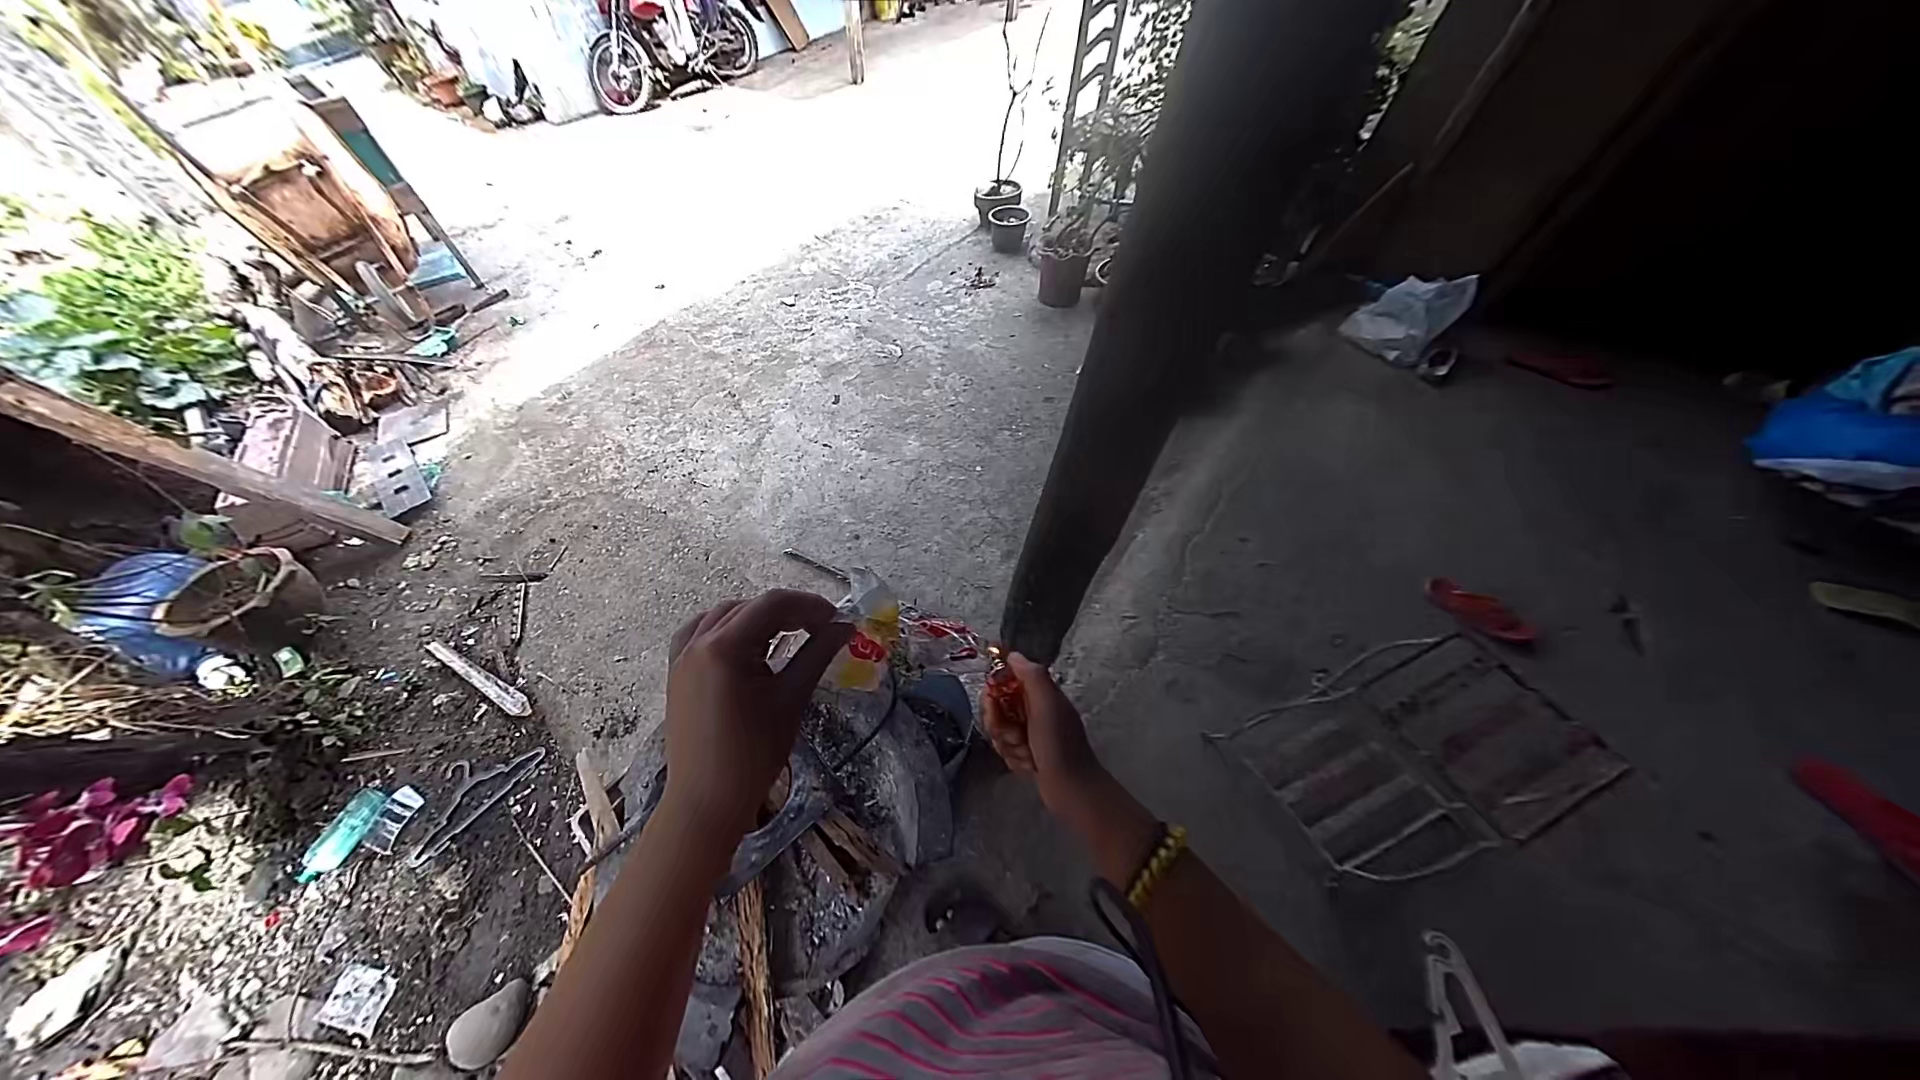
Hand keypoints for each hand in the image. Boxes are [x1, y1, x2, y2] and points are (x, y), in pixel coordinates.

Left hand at [662, 590, 851, 838]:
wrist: (707, 801)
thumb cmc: (754, 754)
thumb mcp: (792, 698)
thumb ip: (818, 654)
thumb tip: (845, 627)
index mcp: (725, 647)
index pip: (773, 604)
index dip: (809, 606)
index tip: (836, 621)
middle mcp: (698, 643)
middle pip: (750, 606)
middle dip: (788, 612)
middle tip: (820, 630)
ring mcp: (682, 657)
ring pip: (726, 615)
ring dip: (759, 617)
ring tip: (788, 635)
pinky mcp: (677, 672)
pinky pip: (702, 632)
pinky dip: (729, 629)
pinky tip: (747, 643)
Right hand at [980, 652, 1108, 819]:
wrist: (1071, 788)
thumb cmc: (1058, 744)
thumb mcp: (1047, 704)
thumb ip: (1032, 675)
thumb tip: (1013, 655)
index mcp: (1039, 693)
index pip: (1004, 681)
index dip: (993, 692)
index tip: (994, 704)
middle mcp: (1034, 709)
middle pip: (997, 707)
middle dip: (999, 724)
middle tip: (1015, 736)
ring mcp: (1030, 732)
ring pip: (998, 730)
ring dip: (1007, 744)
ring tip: (1026, 754)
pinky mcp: (1026, 753)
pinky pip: (1005, 749)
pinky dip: (1013, 759)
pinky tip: (1027, 766)